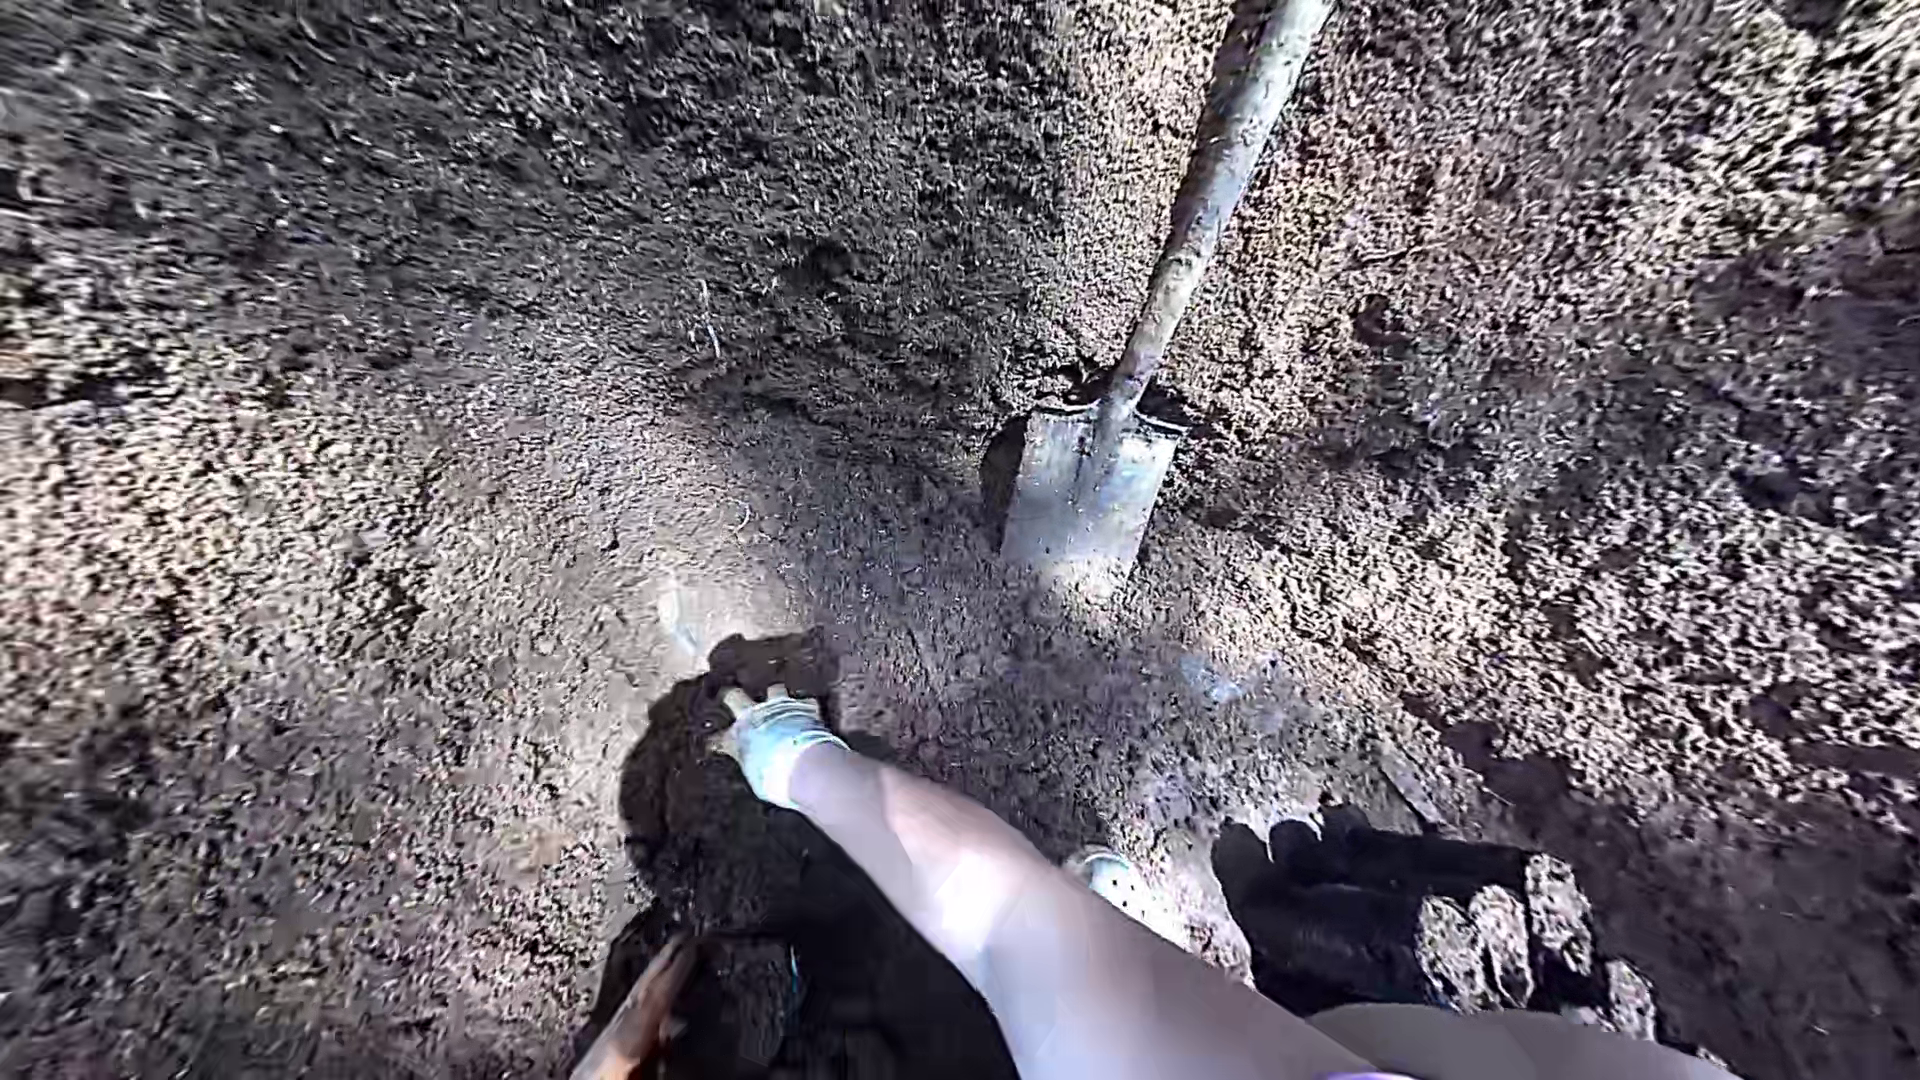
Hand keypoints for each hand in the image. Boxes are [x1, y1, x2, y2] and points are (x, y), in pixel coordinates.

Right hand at [711, 683, 845, 808]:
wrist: (803, 764)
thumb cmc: (776, 778)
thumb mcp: (758, 780)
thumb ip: (755, 766)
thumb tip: (758, 768)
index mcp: (737, 739)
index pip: (719, 739)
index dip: (717, 741)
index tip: (717, 744)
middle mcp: (755, 717)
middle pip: (735, 697)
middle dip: (734, 697)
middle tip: (735, 699)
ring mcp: (779, 707)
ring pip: (774, 690)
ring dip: (777, 696)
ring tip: (781, 704)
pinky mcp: (804, 707)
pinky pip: (806, 701)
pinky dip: (807, 707)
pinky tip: (810, 712)